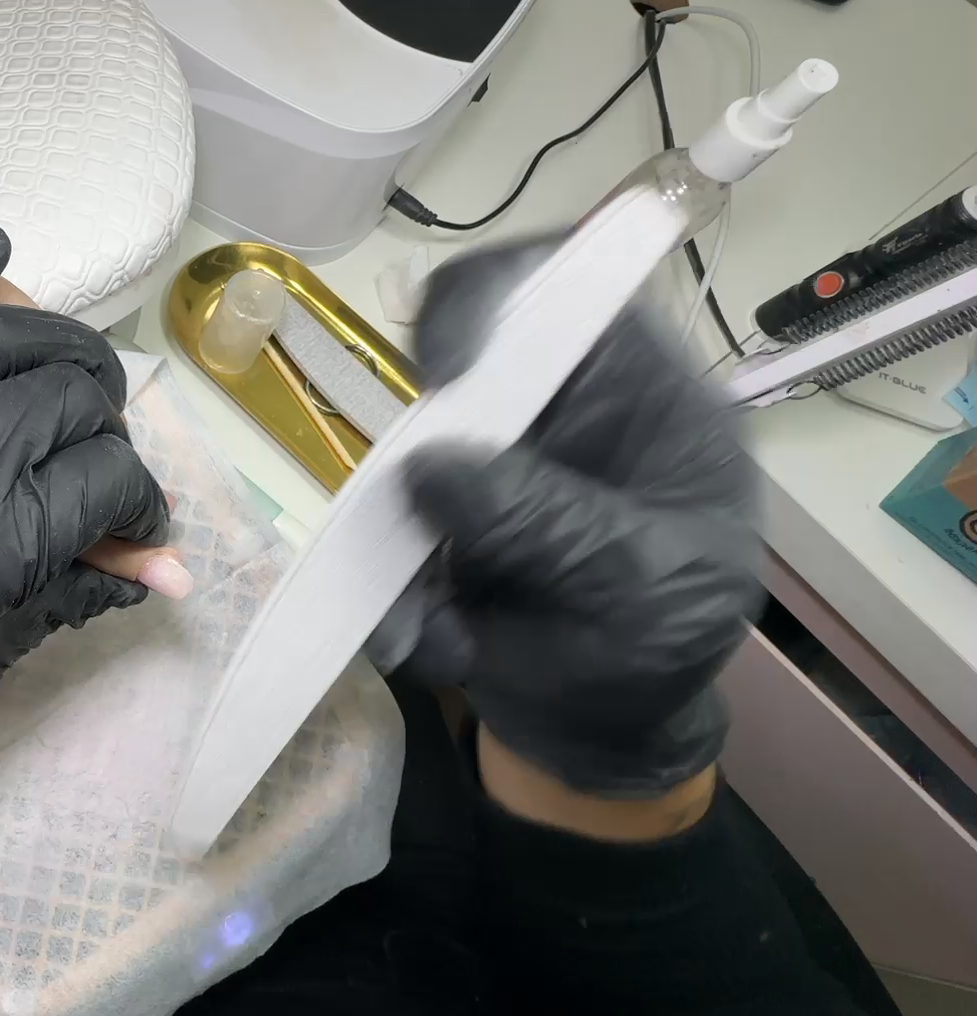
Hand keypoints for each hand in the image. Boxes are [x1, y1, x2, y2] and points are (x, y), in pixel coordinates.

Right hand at [371, 236, 760, 803]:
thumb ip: (552, 523)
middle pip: (444, 369)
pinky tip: (433, 642)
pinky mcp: (411, 518)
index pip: (552, 290)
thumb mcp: (644, 588)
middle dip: (417, 450)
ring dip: (392, 546)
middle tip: (417, 534)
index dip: (486, 302)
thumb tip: (425, 464)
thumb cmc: (653, 644)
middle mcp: (533, 417)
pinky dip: (381, 588)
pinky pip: (364, 529)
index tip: (440, 376)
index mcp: (626, 397)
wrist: (587, 722)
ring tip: (442, 629)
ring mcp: (462, 468)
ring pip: (388, 461)